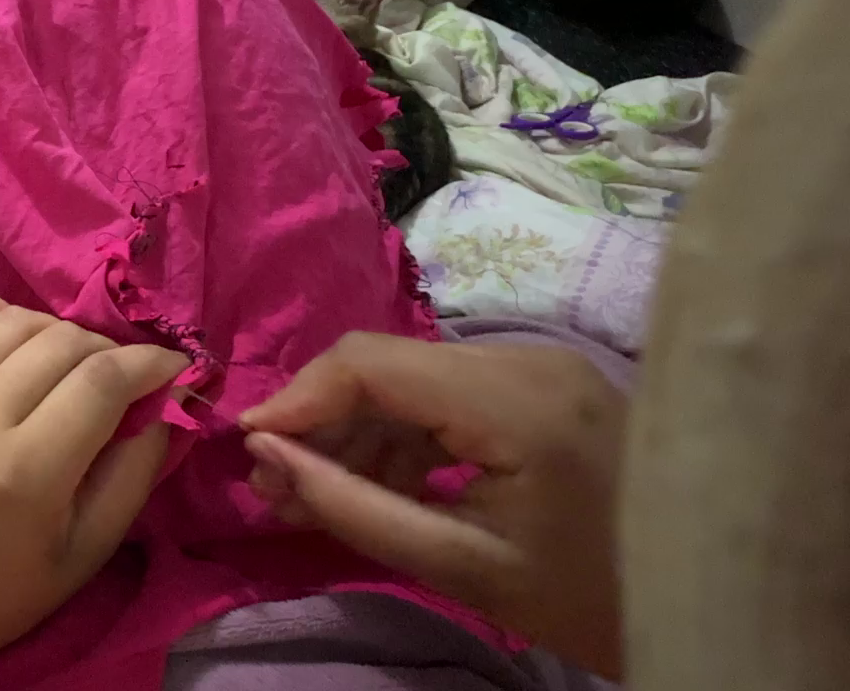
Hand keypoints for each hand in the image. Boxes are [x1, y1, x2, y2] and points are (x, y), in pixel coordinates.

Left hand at [0, 296, 187, 690]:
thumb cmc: (13, 584)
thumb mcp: (92, 546)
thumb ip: (136, 468)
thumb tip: (169, 398)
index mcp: (26, 472)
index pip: (101, 382)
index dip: (150, 363)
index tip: (175, 365)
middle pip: (61, 344)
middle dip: (110, 349)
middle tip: (127, 374)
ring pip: (12, 322)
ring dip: (57, 330)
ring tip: (75, 360)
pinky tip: (14, 328)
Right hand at [239, 332, 624, 678]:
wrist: (724, 611)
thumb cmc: (596, 597)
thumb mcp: (463, 566)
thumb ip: (348, 506)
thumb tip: (259, 452)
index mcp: (513, 396)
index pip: (367, 365)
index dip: (294, 398)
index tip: (246, 442)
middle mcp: (517, 359)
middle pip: (380, 370)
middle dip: (317, 425)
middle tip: (271, 481)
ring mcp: (529, 368)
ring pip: (400, 384)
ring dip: (350, 437)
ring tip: (307, 492)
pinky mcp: (532, 387)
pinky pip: (436, 400)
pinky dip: (394, 441)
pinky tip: (368, 486)